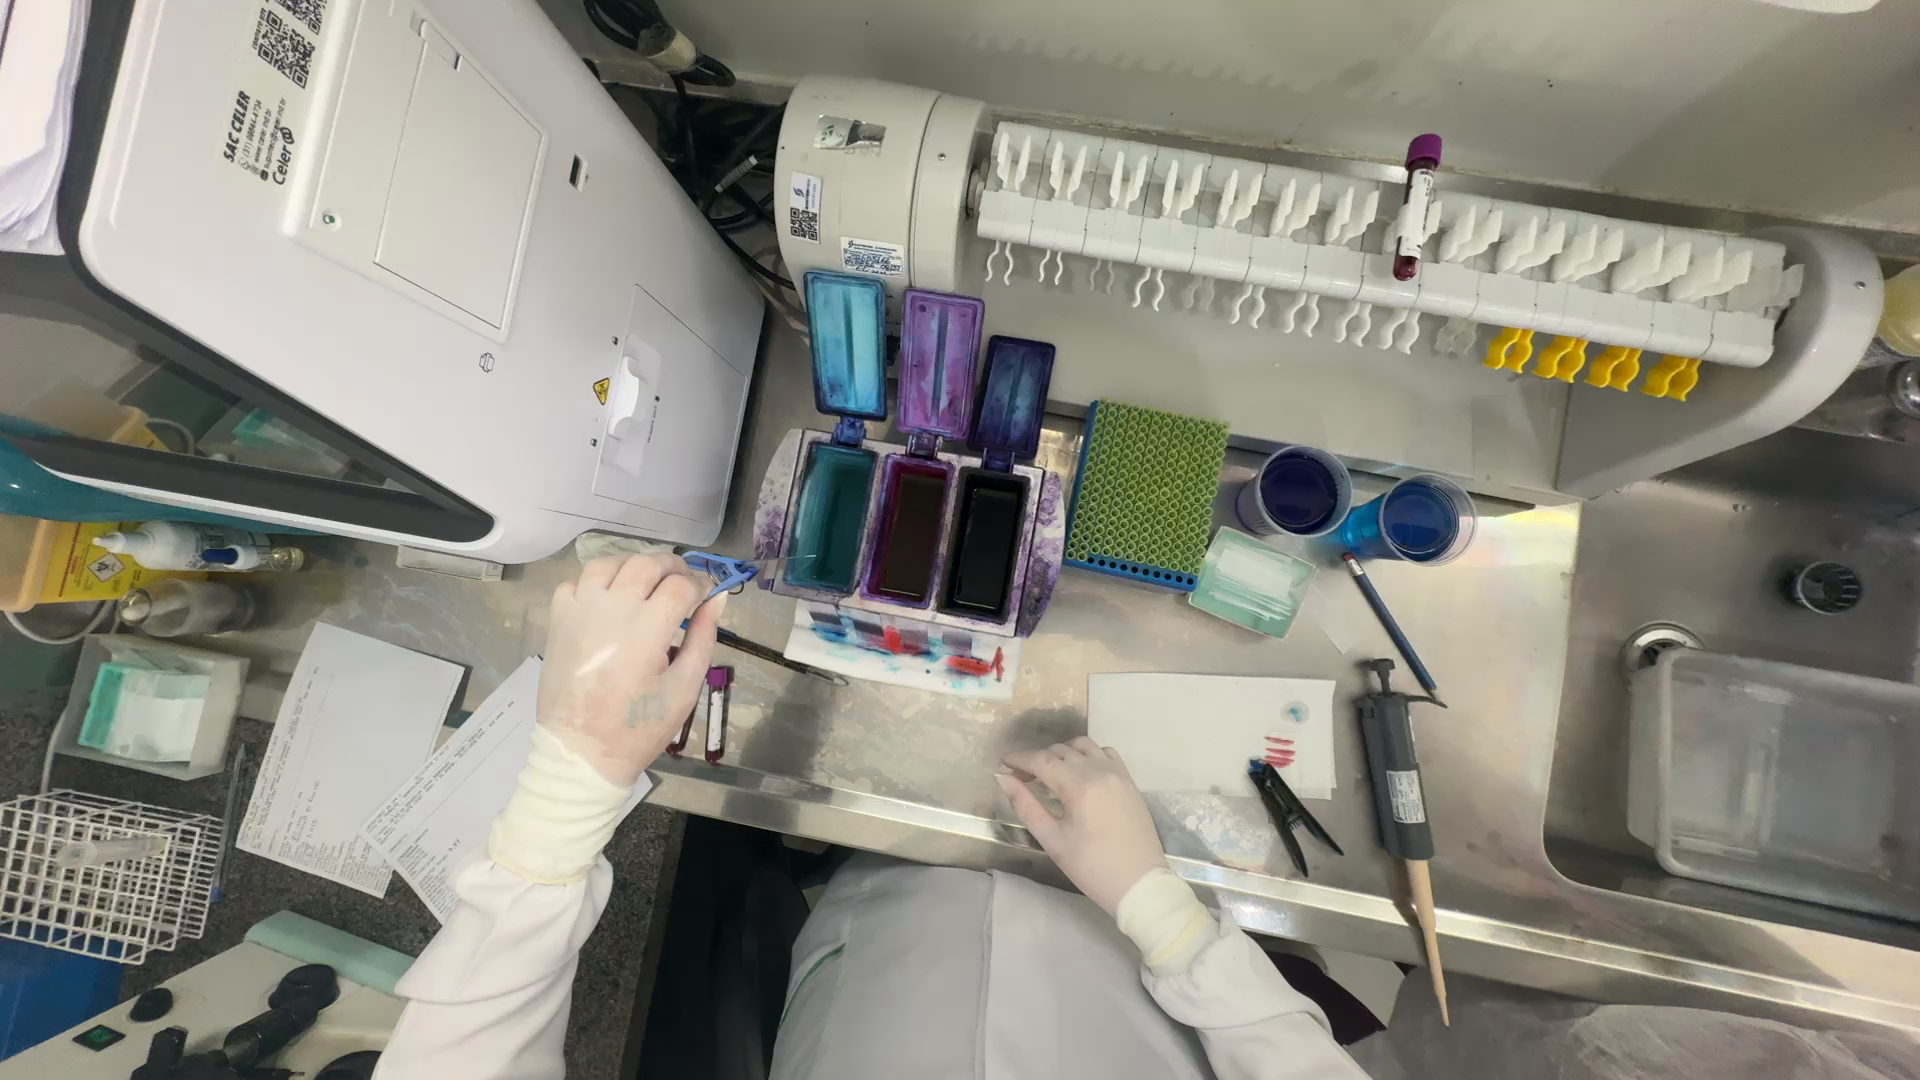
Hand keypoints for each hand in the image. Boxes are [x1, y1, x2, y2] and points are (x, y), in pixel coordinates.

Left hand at [535, 554, 725, 786]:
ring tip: (649, 585)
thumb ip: (703, 637)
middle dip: (674, 567)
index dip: (701, 585)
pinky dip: (599, 580)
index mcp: (646, 630)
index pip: (681, 585)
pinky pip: (577, 581)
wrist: (581, 753)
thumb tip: (717, 598)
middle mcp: (611, 611)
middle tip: (685, 585)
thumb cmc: (640, 726)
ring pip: (610, 563)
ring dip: (635, 567)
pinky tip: (612, 598)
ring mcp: (579, 612)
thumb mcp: (685, 687)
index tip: (708, 596)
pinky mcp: (558, 621)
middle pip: (647, 564)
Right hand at [997, 737, 1166, 914]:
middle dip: (1036, 759)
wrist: (1139, 885)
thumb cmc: (1092, 868)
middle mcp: (1099, 771)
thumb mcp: (1053, 840)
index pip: (1041, 760)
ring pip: (1083, 746)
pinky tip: (1080, 771)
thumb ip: (1025, 805)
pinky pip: (1104, 752)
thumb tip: (1003, 778)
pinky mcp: (1129, 780)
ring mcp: (1117, 773)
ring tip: (1050, 773)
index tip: (1002, 763)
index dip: (1019, 758)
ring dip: (1061, 753)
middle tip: (1021, 777)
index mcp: (1079, 786)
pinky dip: (1087, 754)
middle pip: (1060, 751)